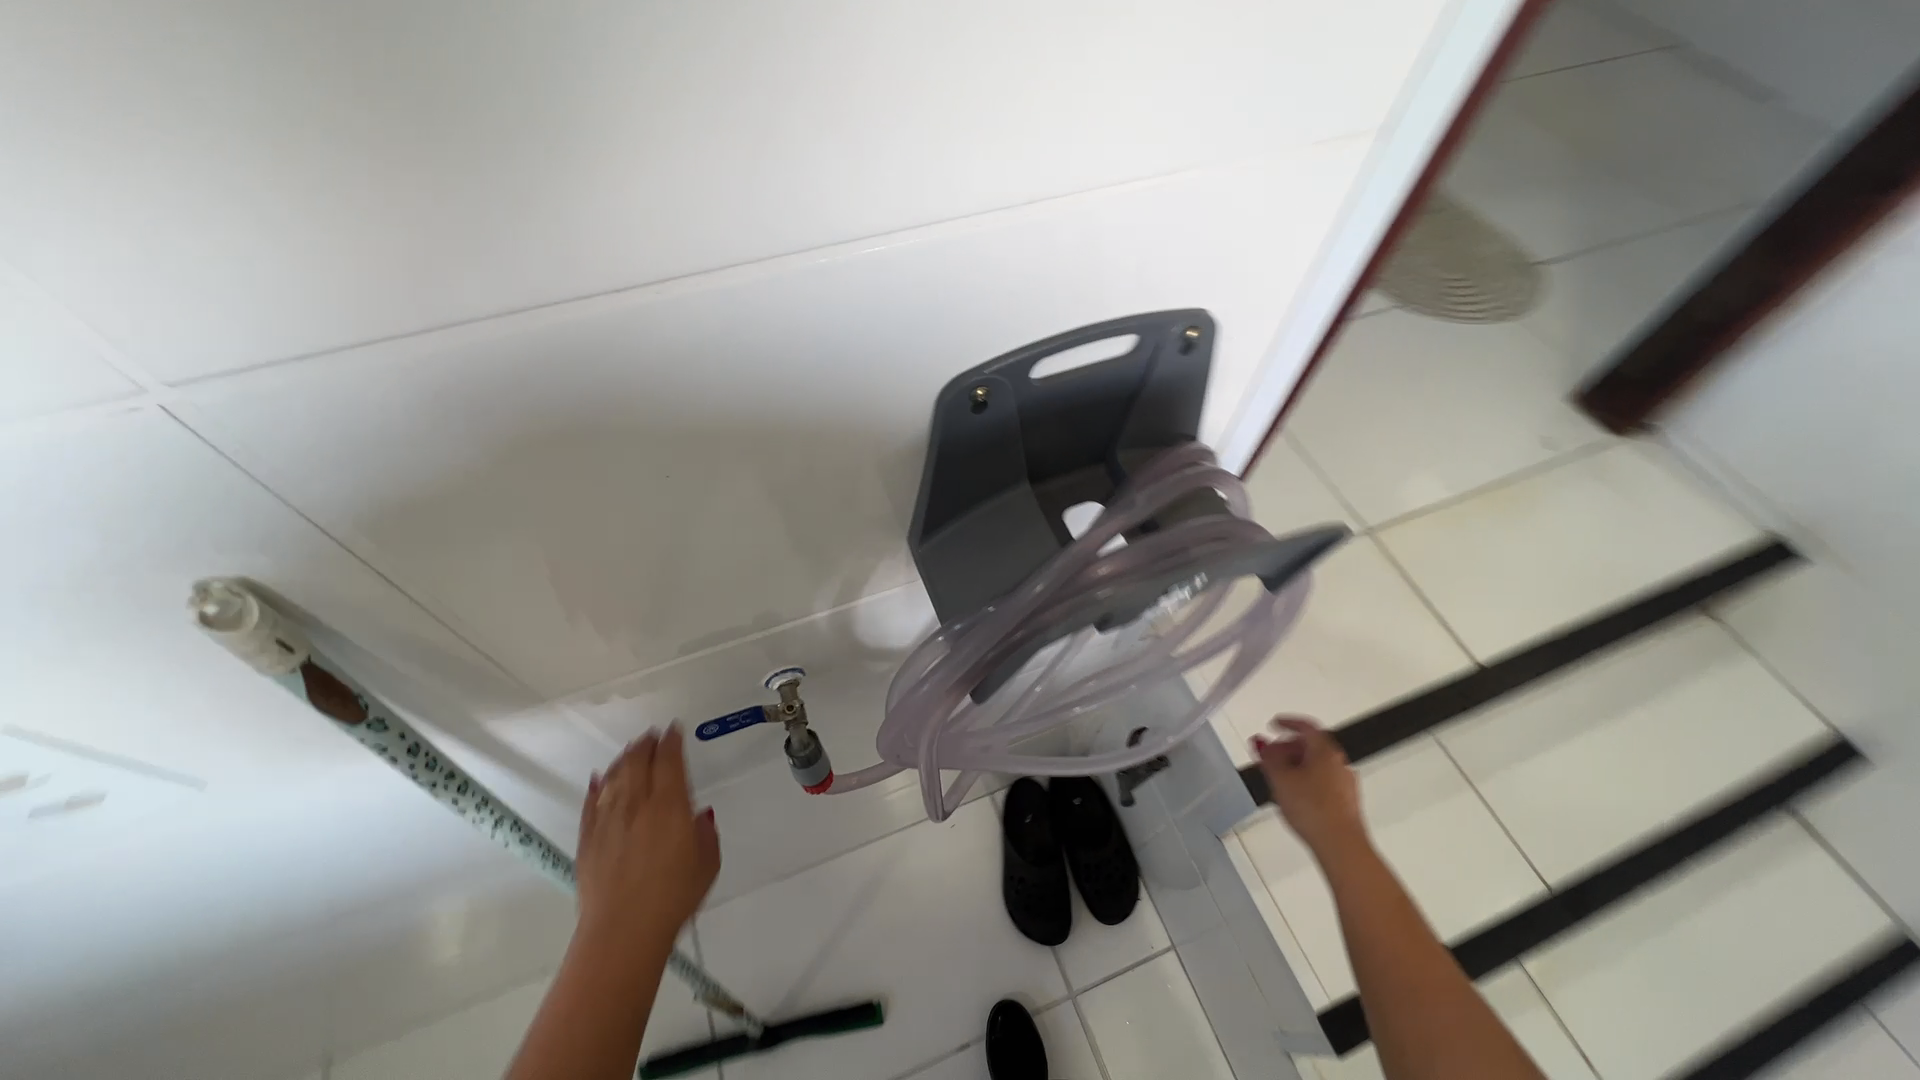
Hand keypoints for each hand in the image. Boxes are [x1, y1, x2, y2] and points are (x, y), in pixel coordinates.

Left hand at [575, 725, 720, 947]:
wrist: (623, 930)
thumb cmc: (674, 896)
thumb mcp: (707, 863)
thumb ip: (704, 833)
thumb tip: (697, 815)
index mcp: (669, 806)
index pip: (669, 762)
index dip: (672, 742)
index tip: (674, 730)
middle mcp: (636, 805)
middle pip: (638, 763)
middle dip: (646, 745)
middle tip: (652, 735)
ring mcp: (608, 820)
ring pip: (614, 778)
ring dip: (624, 760)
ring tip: (631, 751)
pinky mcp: (587, 839)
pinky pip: (592, 803)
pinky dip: (597, 787)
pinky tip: (600, 779)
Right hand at [1252, 716, 1368, 860]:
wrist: (1341, 845)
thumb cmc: (1311, 809)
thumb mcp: (1280, 779)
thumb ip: (1268, 758)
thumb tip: (1260, 741)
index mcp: (1324, 751)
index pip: (1306, 727)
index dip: (1287, 723)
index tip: (1274, 724)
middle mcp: (1339, 763)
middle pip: (1312, 746)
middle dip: (1288, 747)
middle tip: (1270, 755)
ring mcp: (1346, 783)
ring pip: (1318, 764)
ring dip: (1297, 764)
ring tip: (1279, 778)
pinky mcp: (1347, 802)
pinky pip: (1324, 781)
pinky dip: (1308, 779)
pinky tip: (1296, 796)